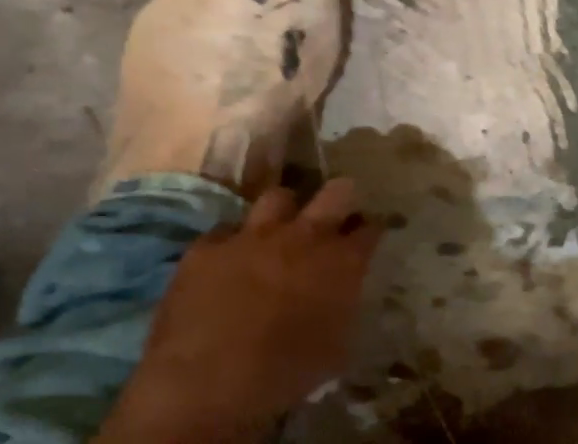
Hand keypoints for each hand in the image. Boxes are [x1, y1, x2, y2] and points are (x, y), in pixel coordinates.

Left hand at [98, 179, 381, 441]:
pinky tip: (224, 264)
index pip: (372, 227)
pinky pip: (222, 232)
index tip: (365, 239)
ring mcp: (254, 237)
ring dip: (282, 213)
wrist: (205, 386)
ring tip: (275, 232)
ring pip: (278, 197)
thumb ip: (345, 307)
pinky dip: (227, 245)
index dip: (370, 230)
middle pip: (338, 191)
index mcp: (344, 260)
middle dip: (340, 199)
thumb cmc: (283, 374)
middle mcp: (306, 236)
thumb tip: (345, 297)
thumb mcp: (337, 346)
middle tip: (332, 217)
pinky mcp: (206, 250)